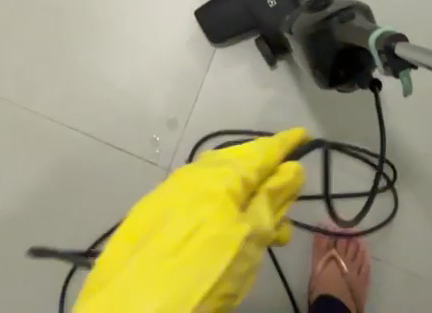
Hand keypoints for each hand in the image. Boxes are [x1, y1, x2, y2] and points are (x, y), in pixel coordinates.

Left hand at [77, 128, 308, 312]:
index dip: (284, 145)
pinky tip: (228, 233)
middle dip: (267, 179)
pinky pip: (199, 204)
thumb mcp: (248, 241)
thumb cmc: (201, 272)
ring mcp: (169, 196)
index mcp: (219, 173)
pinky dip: (222, 213)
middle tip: (291, 199)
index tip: (303, 136)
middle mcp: (192, 175)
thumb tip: (290, 169)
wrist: (128, 311)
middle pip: (238, 167)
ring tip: (269, 230)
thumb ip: (270, 203)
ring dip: (247, 202)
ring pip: (219, 188)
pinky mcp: (151, 220)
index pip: (260, 151)